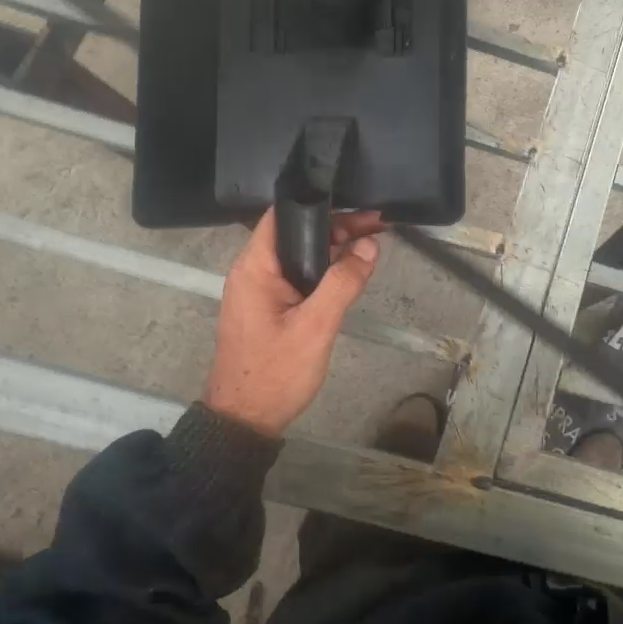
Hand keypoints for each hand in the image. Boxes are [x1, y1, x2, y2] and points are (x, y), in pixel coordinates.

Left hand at [202, 209, 386, 436]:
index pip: (281, 216)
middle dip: (336, 225)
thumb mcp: (315, 327)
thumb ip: (343, 282)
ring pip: (301, 254)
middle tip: (377, 224)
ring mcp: (262, 290)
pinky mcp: (271, 307)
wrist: (244, 422)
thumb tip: (370, 246)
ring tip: (373, 241)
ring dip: (335, 247)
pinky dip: (326, 267)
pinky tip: (353, 269)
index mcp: (255, 268)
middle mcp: (254, 272)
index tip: (355, 201)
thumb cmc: (275, 372)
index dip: (317, 203)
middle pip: (296, 233)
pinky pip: (300, 275)